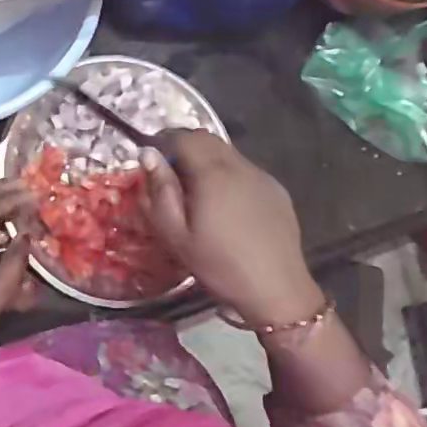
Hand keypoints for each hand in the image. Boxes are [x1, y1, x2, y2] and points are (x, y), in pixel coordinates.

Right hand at [142, 130, 322, 326]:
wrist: (276, 288)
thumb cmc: (220, 266)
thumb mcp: (177, 236)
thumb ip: (160, 192)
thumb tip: (149, 156)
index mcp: (213, 173)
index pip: (184, 137)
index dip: (165, 145)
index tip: (156, 167)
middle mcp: (239, 165)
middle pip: (207, 139)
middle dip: (186, 149)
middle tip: (174, 180)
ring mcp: (262, 175)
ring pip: (228, 153)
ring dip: (209, 162)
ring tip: (201, 196)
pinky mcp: (276, 189)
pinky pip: (246, 170)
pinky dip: (230, 176)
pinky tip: (229, 208)